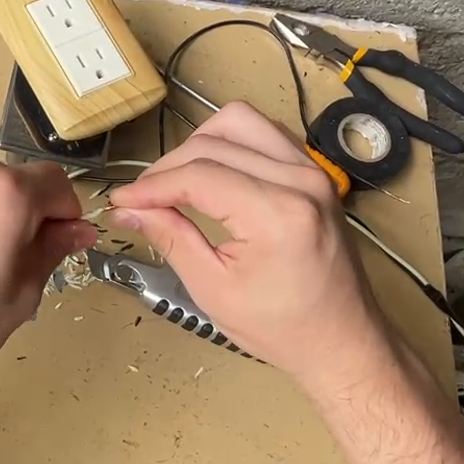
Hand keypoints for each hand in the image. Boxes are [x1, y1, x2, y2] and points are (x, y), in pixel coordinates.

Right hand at [106, 102, 400, 397]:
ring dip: (198, 145)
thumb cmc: (281, 327)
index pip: (198, 175)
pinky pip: (264, 133)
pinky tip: (211, 173)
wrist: (342, 340)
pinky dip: (229, 143)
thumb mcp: (213, 289)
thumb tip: (128, 210)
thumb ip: (170, 238)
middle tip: (142, 200)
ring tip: (176, 182)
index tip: (121, 201)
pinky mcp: (315, 172)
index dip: (151, 185)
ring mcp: (312, 171)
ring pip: (239, 122)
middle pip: (213, 142)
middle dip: (168, 167)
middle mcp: (300, 180)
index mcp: (277, 214)